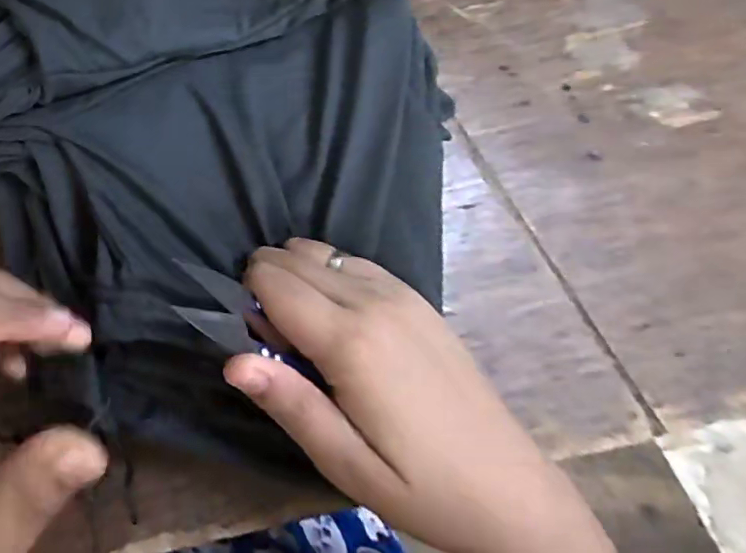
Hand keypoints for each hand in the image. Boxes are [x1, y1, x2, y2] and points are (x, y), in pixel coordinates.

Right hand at [225, 240, 612, 552]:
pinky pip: (349, 259)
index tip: (264, 344)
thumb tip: (231, 360)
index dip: (248, 301)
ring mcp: (398, 291)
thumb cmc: (421, 487)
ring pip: (316, 249)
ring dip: (297, 276)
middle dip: (267, 285)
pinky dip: (328, 274)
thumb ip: (288, 403)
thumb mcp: (346, 464)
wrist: (514, 495)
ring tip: (312, 332)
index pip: (269, 278)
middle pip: (287, 255)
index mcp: (349, 339)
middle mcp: (371, 299)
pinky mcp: (415, 296)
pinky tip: (344, 321)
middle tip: (286, 345)